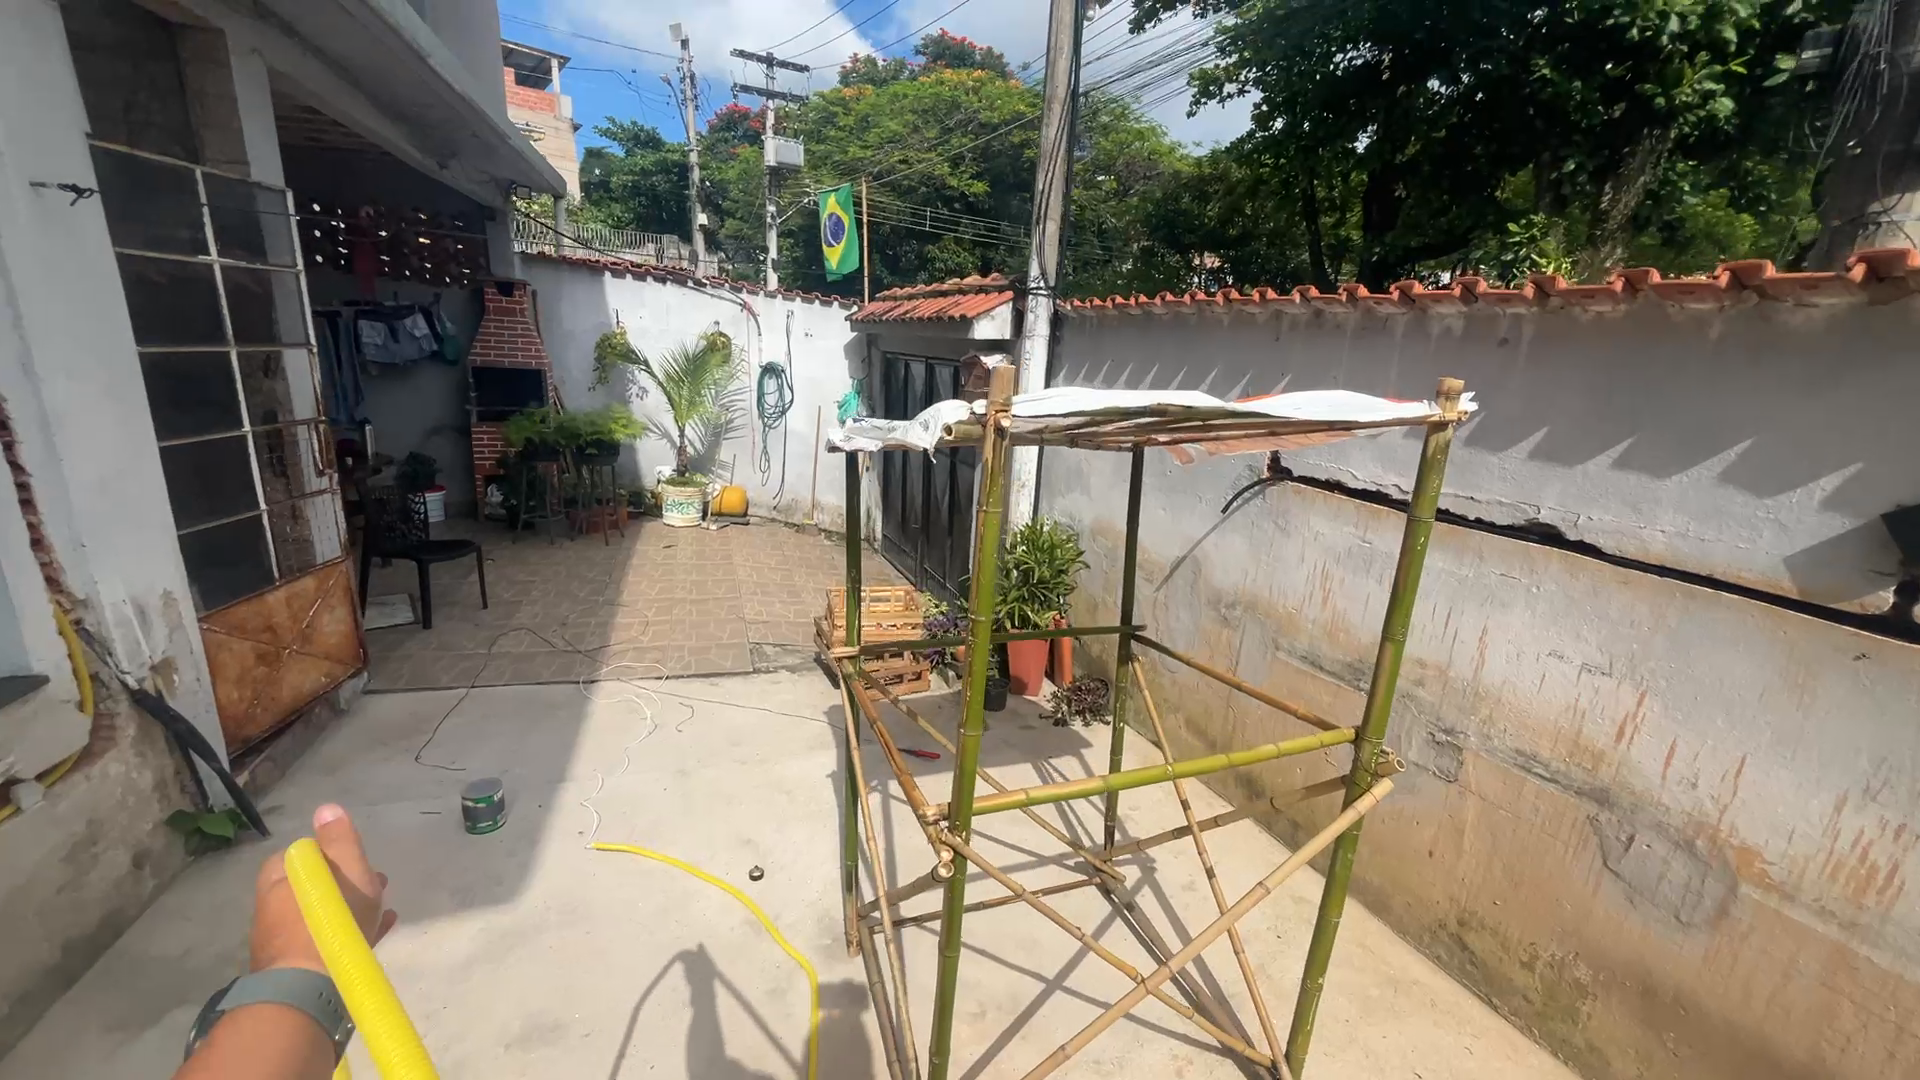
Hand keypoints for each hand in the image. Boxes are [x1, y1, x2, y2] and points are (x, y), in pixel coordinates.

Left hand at [250, 804, 397, 974]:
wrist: (311, 987)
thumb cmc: (332, 919)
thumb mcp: (348, 870)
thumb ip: (339, 840)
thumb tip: (325, 809)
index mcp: (280, 882)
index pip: (298, 855)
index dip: (327, 854)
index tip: (354, 859)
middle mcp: (272, 909)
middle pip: (311, 885)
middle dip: (343, 881)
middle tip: (374, 883)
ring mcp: (281, 939)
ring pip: (319, 912)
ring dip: (347, 906)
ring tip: (381, 908)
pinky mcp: (294, 965)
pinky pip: (324, 938)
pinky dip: (346, 930)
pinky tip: (375, 932)